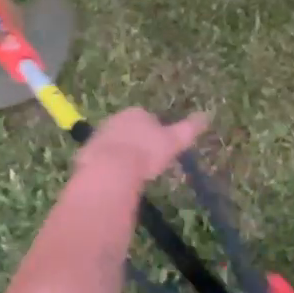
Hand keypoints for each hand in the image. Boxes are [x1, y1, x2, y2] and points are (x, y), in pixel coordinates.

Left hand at [74, 109, 207, 185]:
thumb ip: (189, 129)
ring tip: (131, 173)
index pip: (148, 118)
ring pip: (113, 143)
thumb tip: (207, 115)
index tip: (160, 149)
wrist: (111, 169)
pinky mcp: (87, 153)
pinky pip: (101, 159)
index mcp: (136, 113)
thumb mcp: (173, 141)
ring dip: (121, 154)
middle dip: (136, 142)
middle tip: (146, 162)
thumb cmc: (146, 152)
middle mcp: (114, 120)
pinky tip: (114, 179)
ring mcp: (98, 136)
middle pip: (128, 129)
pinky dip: (107, 166)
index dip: (155, 133)